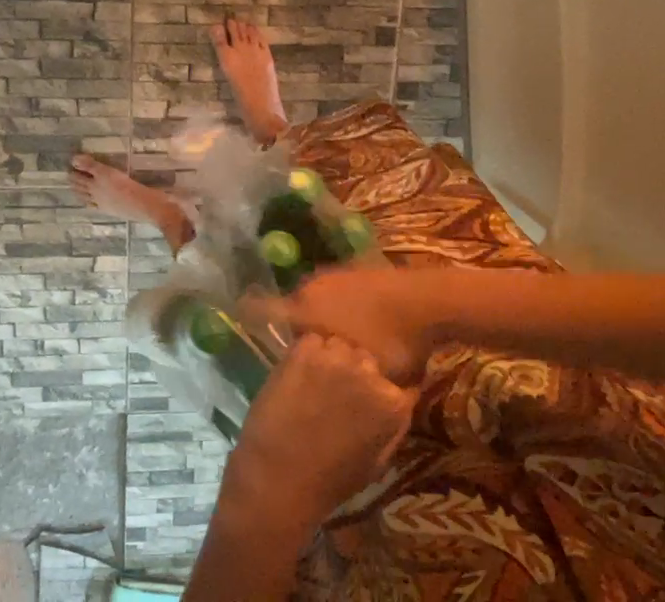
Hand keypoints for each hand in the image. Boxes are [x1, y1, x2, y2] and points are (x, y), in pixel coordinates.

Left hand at [223, 335, 416, 527]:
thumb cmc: (331, 480)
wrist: (279, 478)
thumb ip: (394, 425)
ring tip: (315, 381)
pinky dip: (306, 353)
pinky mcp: (304, 351)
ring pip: (339, 345)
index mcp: (393, 403)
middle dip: (355, 371)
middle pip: (366, 358)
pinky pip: (311, 340)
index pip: (398, 380)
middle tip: (336, 391)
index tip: (365, 398)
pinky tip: (298, 374)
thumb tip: (400, 397)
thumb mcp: (378, 461)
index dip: (379, 388)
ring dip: (331, 359)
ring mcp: (336, 358)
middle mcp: (370, 372)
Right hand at [249, 267, 443, 383]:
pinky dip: (340, 308)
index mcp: (305, 312)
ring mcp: (334, 276)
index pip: (259, 310)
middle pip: (289, 309)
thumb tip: (319, 395)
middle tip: (301, 353)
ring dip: (318, 318)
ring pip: (314, 300)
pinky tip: (358, 325)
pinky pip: (336, 293)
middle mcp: (312, 290)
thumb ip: (336, 381)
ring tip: (330, 342)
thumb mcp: (365, 374)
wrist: (431, 301)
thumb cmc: (394, 343)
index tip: (233, 321)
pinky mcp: (354, 270)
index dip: (245, 316)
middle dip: (292, 329)